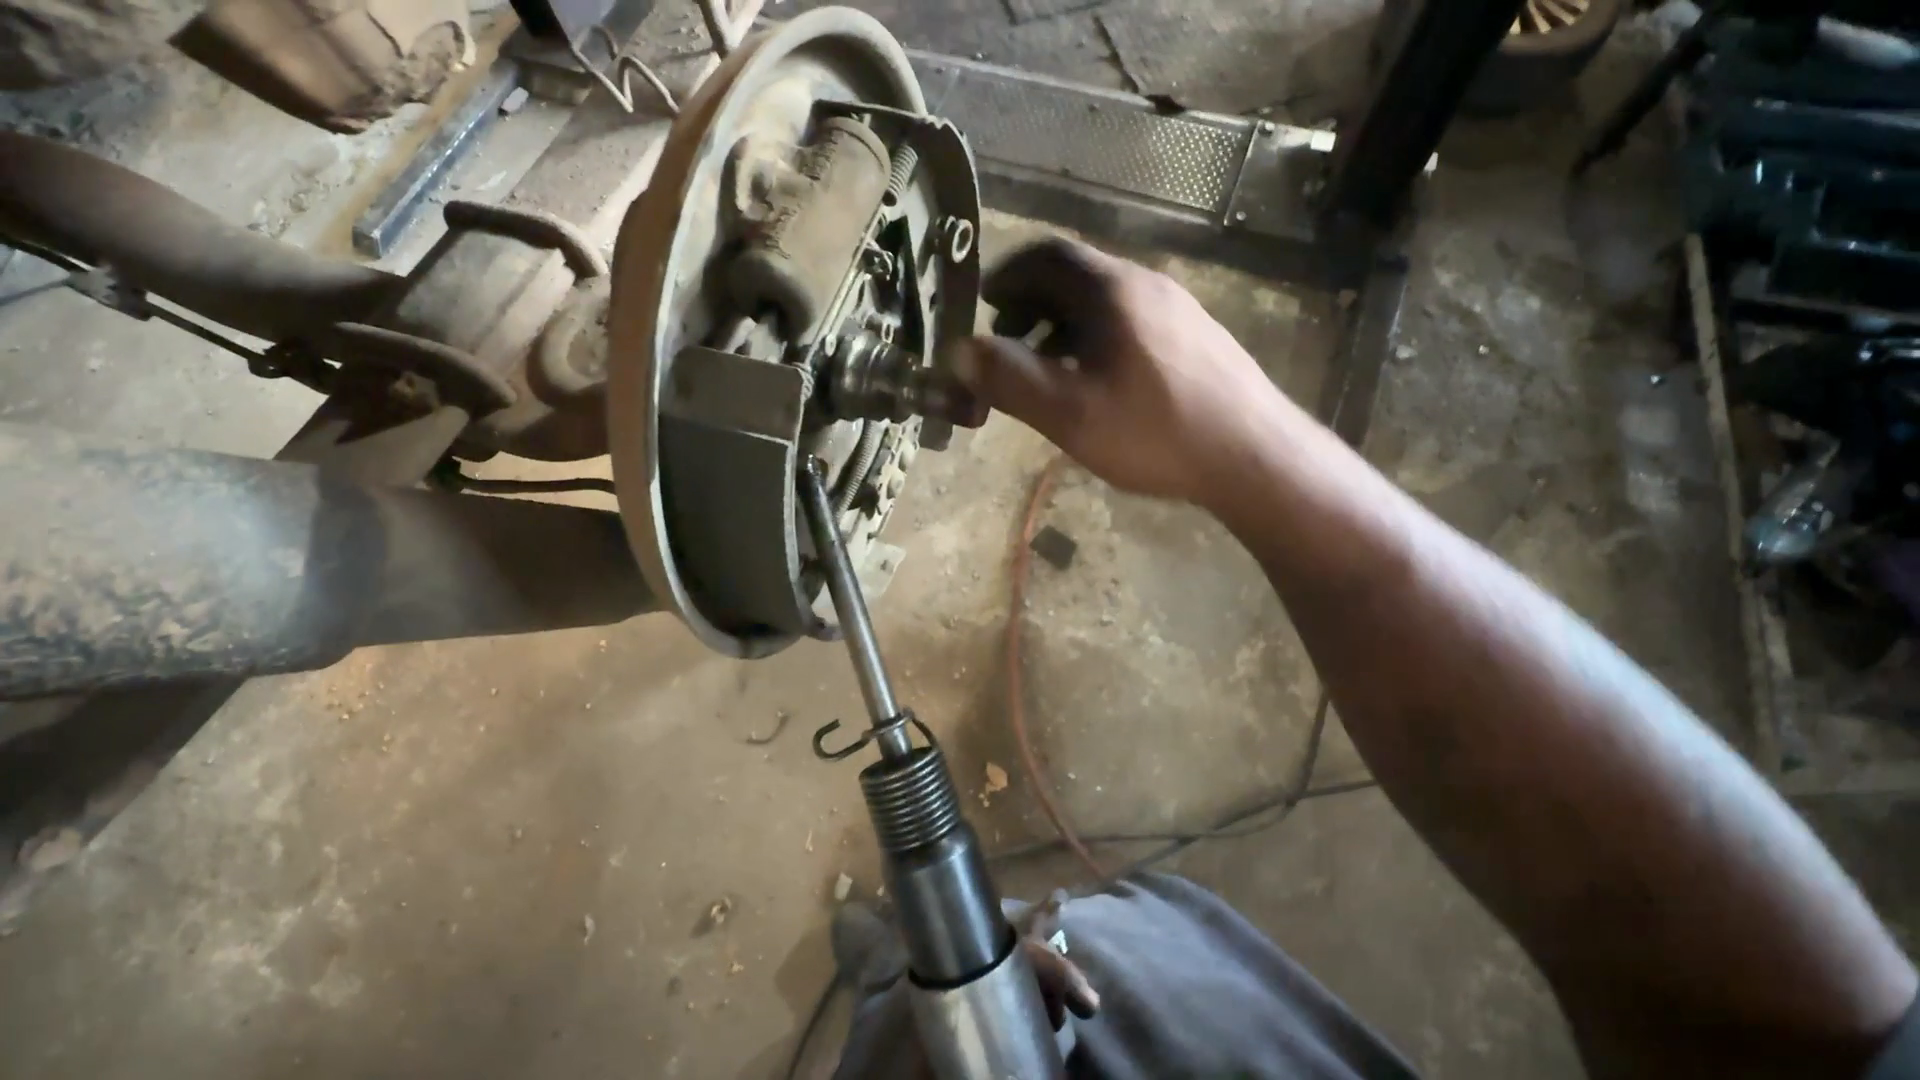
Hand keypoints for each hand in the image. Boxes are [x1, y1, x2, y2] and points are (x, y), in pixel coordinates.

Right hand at [948, 236, 1287, 505]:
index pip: (1047, 255)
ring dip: (1065, 323)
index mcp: (1112, 290)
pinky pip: (1133, 321)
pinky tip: (1100, 382)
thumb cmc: (1155, 432)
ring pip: (1107, 301)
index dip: (1008, 274)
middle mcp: (1147, 285)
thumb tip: (960, 351)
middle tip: (1008, 340)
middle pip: (1077, 275)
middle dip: (1033, 302)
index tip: (984, 304)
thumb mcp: (1068, 413)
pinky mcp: (1199, 338)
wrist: (1255, 456)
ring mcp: (1179, 309)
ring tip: (1049, 367)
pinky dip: (1099, 337)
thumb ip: (1008, 379)